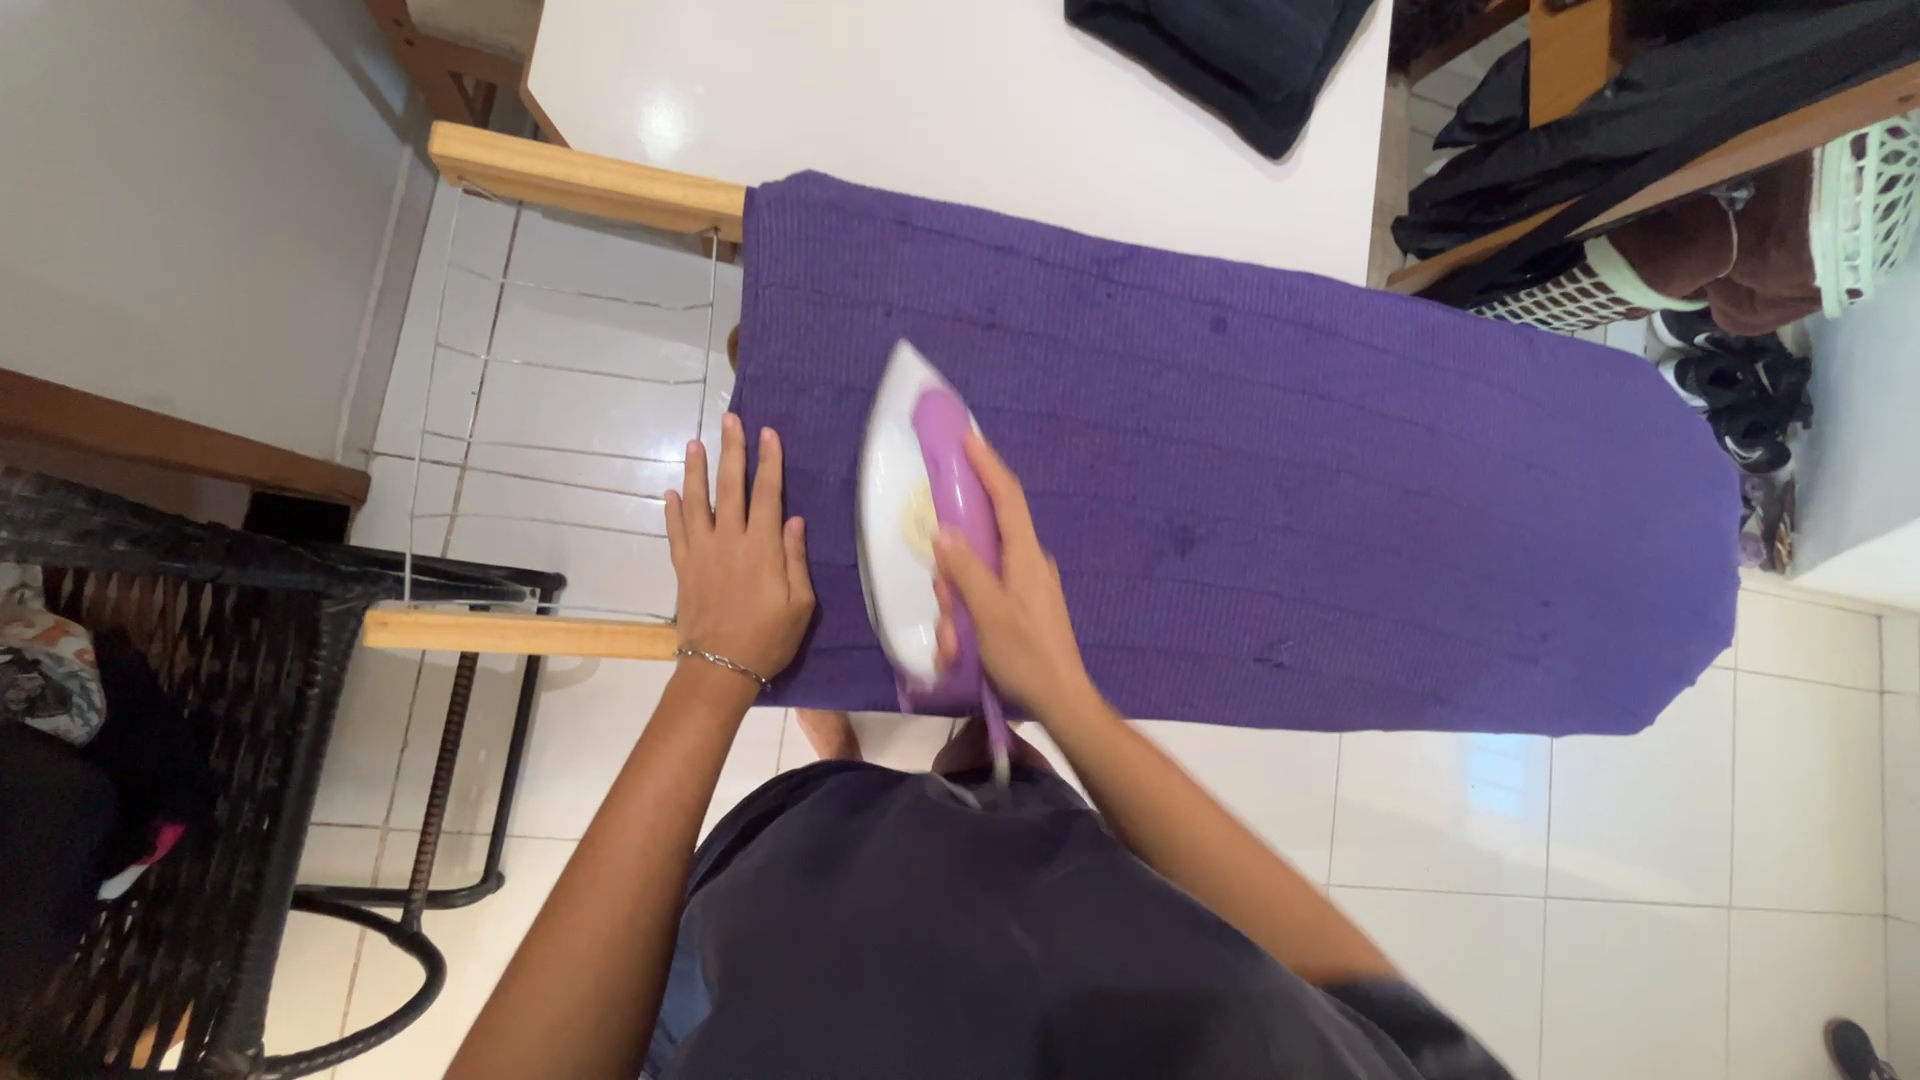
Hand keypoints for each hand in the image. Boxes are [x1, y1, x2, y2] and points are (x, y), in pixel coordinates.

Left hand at [664, 414, 814, 681]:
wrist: (721, 667)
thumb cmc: (769, 637)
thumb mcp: (801, 603)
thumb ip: (796, 558)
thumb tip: (794, 520)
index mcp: (762, 547)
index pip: (767, 493)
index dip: (768, 461)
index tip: (768, 433)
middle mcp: (730, 540)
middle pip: (730, 487)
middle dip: (731, 450)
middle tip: (730, 420)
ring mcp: (702, 552)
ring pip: (697, 502)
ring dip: (696, 470)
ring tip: (695, 443)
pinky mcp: (684, 568)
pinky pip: (675, 532)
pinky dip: (672, 510)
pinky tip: (671, 492)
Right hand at [933, 433, 1098, 719]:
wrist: (1061, 701)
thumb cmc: (1026, 655)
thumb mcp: (987, 612)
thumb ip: (964, 569)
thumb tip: (943, 530)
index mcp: (1025, 556)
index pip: (1007, 497)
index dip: (988, 466)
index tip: (969, 439)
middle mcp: (1027, 563)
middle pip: (978, 545)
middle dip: (953, 579)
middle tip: (950, 617)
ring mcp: (1024, 587)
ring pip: (974, 579)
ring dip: (957, 612)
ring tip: (955, 648)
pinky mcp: (1020, 609)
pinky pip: (983, 602)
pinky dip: (967, 624)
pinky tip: (960, 654)